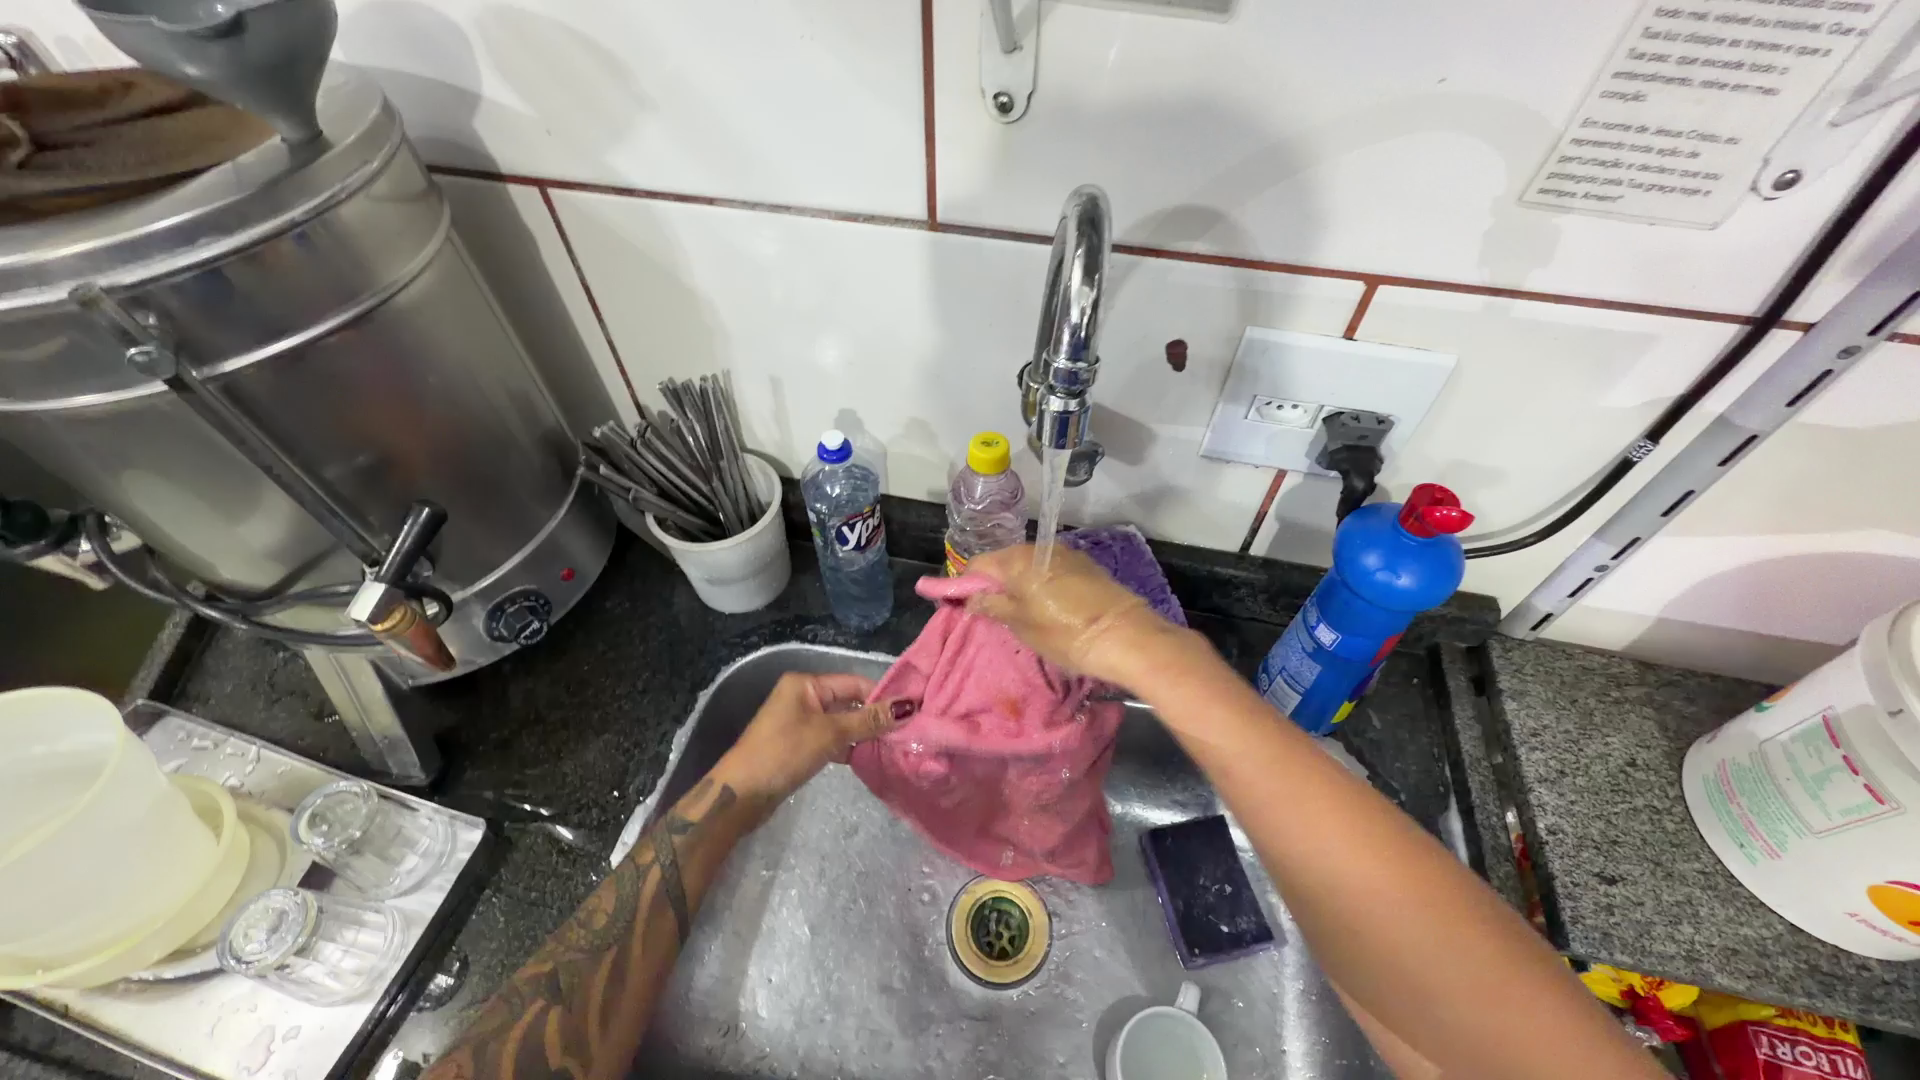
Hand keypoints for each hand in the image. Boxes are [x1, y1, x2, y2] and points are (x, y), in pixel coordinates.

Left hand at [713, 673, 912, 807]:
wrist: (741, 794)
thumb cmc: (784, 753)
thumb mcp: (830, 734)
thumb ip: (869, 720)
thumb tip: (907, 706)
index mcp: (805, 684)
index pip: (854, 683)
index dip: (882, 696)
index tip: (911, 712)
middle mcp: (802, 697)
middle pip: (848, 702)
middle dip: (874, 717)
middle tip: (906, 732)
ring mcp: (799, 722)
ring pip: (841, 722)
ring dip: (862, 734)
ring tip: (892, 747)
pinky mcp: (798, 745)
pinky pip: (831, 739)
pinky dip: (847, 747)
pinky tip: (866, 759)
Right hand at [964, 544, 1187, 683]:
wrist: (1125, 636)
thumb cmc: (1064, 632)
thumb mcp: (1019, 624)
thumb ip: (991, 605)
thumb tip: (970, 597)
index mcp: (1017, 559)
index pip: (977, 565)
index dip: (966, 585)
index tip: (965, 607)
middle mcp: (1039, 547)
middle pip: (1003, 563)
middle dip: (995, 586)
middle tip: (996, 616)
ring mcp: (1066, 554)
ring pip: (1029, 567)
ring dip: (1020, 586)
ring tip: (1025, 615)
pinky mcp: (1086, 566)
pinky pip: (1051, 571)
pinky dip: (1042, 586)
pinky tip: (1050, 609)